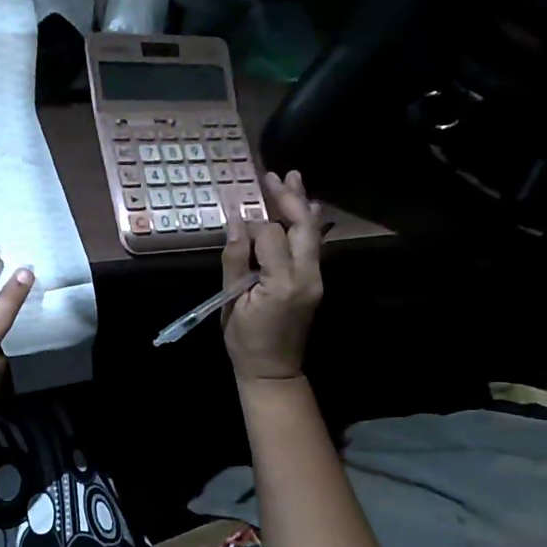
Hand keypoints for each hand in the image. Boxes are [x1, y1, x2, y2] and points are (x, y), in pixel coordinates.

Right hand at [221, 171, 323, 382]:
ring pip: (312, 233)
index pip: (269, 235)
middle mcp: (306, 276)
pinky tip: (307, 207)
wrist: (273, 371)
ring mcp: (315, 279)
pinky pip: (313, 246)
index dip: (252, 222)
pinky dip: (308, 224)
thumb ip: (235, 260)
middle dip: (288, 198)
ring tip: (294, 177)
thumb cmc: (245, 341)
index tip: (235, 213)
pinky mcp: (314, 282)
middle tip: (275, 175)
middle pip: (302, 226)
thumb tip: (235, 221)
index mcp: (282, 282)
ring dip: (301, 205)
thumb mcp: (231, 302)